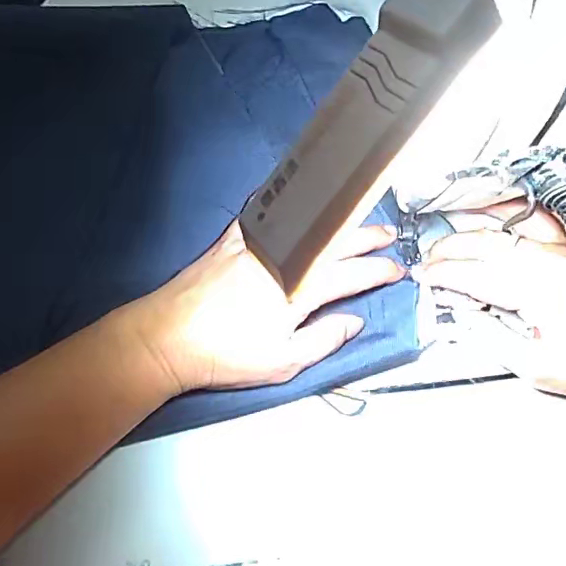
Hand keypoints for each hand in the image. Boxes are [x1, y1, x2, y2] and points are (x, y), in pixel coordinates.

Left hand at [115, 221, 405, 393]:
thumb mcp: (283, 361)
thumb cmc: (226, 354)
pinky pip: (269, 216)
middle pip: (335, 243)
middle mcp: (284, 259)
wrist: (168, 336)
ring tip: (356, 222)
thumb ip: (324, 339)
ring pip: (308, 227)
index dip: (378, 271)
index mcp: (300, 289)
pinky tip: (299, 203)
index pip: (351, 275)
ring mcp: (258, 245)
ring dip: (337, 223)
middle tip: (389, 236)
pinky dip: (290, 209)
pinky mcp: (234, 240)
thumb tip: (355, 321)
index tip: (397, 269)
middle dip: (367, 238)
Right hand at [413, 203, 565, 418]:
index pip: (473, 273)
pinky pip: (539, 222)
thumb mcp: (536, 366)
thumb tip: (465, 316)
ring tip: (454, 226)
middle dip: (450, 248)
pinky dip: (509, 219)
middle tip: (430, 258)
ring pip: (511, 221)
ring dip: (477, 224)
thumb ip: (492, 335)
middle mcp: (553, 258)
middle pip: (486, 241)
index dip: (442, 275)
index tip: (424, 278)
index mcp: (538, 285)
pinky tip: (500, 222)